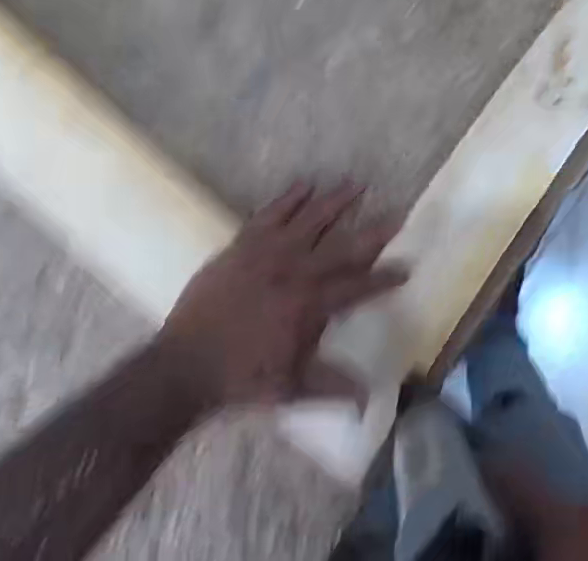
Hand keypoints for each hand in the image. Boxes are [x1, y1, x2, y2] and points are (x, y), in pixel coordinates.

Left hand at [154, 181, 406, 413]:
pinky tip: (304, 184)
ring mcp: (269, 253)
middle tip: (397, 212)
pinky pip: (271, 214)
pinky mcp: (243, 245)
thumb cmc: (240, 378)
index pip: (360, 286)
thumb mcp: (292, 388)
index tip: (407, 268)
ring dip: (336, 201)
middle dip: (375, 230)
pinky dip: (289, 198)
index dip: (385, 278)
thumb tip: (368, 402)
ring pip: (311, 219)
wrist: (181, 367)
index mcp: (312, 304)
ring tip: (356, 184)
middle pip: (345, 245)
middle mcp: (297, 271)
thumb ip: (333, 388)